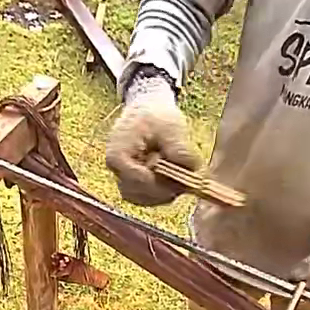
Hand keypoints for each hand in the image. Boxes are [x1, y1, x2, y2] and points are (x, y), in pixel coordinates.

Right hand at [105, 71, 198, 206]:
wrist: (147, 109)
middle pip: (141, 195)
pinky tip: (172, 179)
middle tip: (186, 180)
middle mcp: (115, 171)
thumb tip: (195, 172)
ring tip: (179, 176)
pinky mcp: (131, 182)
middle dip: (165, 190)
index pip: (141, 182)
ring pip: (144, 199)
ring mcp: (121, 178)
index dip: (164, 185)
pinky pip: (146, 197)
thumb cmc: (156, 115)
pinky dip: (161, 192)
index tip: (185, 180)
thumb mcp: (171, 127)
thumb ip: (180, 150)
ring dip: (164, 193)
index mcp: (118, 155)